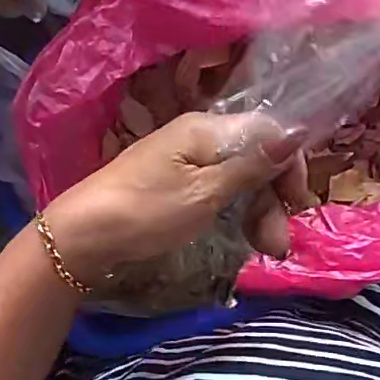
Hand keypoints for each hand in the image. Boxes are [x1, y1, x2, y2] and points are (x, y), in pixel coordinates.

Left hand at [39, 112, 316, 280]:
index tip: (296, 205)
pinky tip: (238, 235)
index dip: (289, 166)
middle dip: (272, 199)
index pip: (268, 133)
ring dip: (255, 211)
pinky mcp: (167, 185)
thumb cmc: (144, 212)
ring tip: (264, 250)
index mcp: (206, 128)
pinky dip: (230, 213)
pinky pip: (212, 192)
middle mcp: (195, 137)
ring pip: (234, 180)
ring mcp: (179, 162)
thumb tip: (298, 130)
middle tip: (276, 245)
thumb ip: (250, 165)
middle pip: (252, 159)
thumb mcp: (204, 193)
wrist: (81, 236)